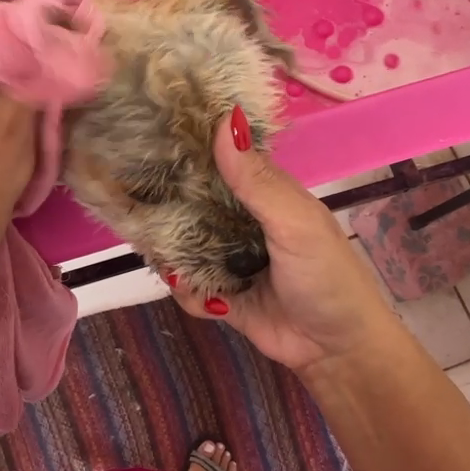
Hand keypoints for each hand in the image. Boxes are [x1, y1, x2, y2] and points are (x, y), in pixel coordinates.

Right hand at [171, 113, 389, 376]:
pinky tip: (212, 303)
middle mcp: (239, 222)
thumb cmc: (327, 276)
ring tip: (172, 262)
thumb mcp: (295, 223)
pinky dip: (191, 295)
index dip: (186, 150)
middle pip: (189, 204)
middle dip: (164, 207)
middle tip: (131, 204)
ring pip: (180, 246)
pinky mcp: (219, 295)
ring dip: (172, 255)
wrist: (338, 350)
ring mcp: (227, 259)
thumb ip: (257, 180)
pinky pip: (188, 288)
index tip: (147, 139)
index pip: (218, 160)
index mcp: (263, 195)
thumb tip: (225, 120)